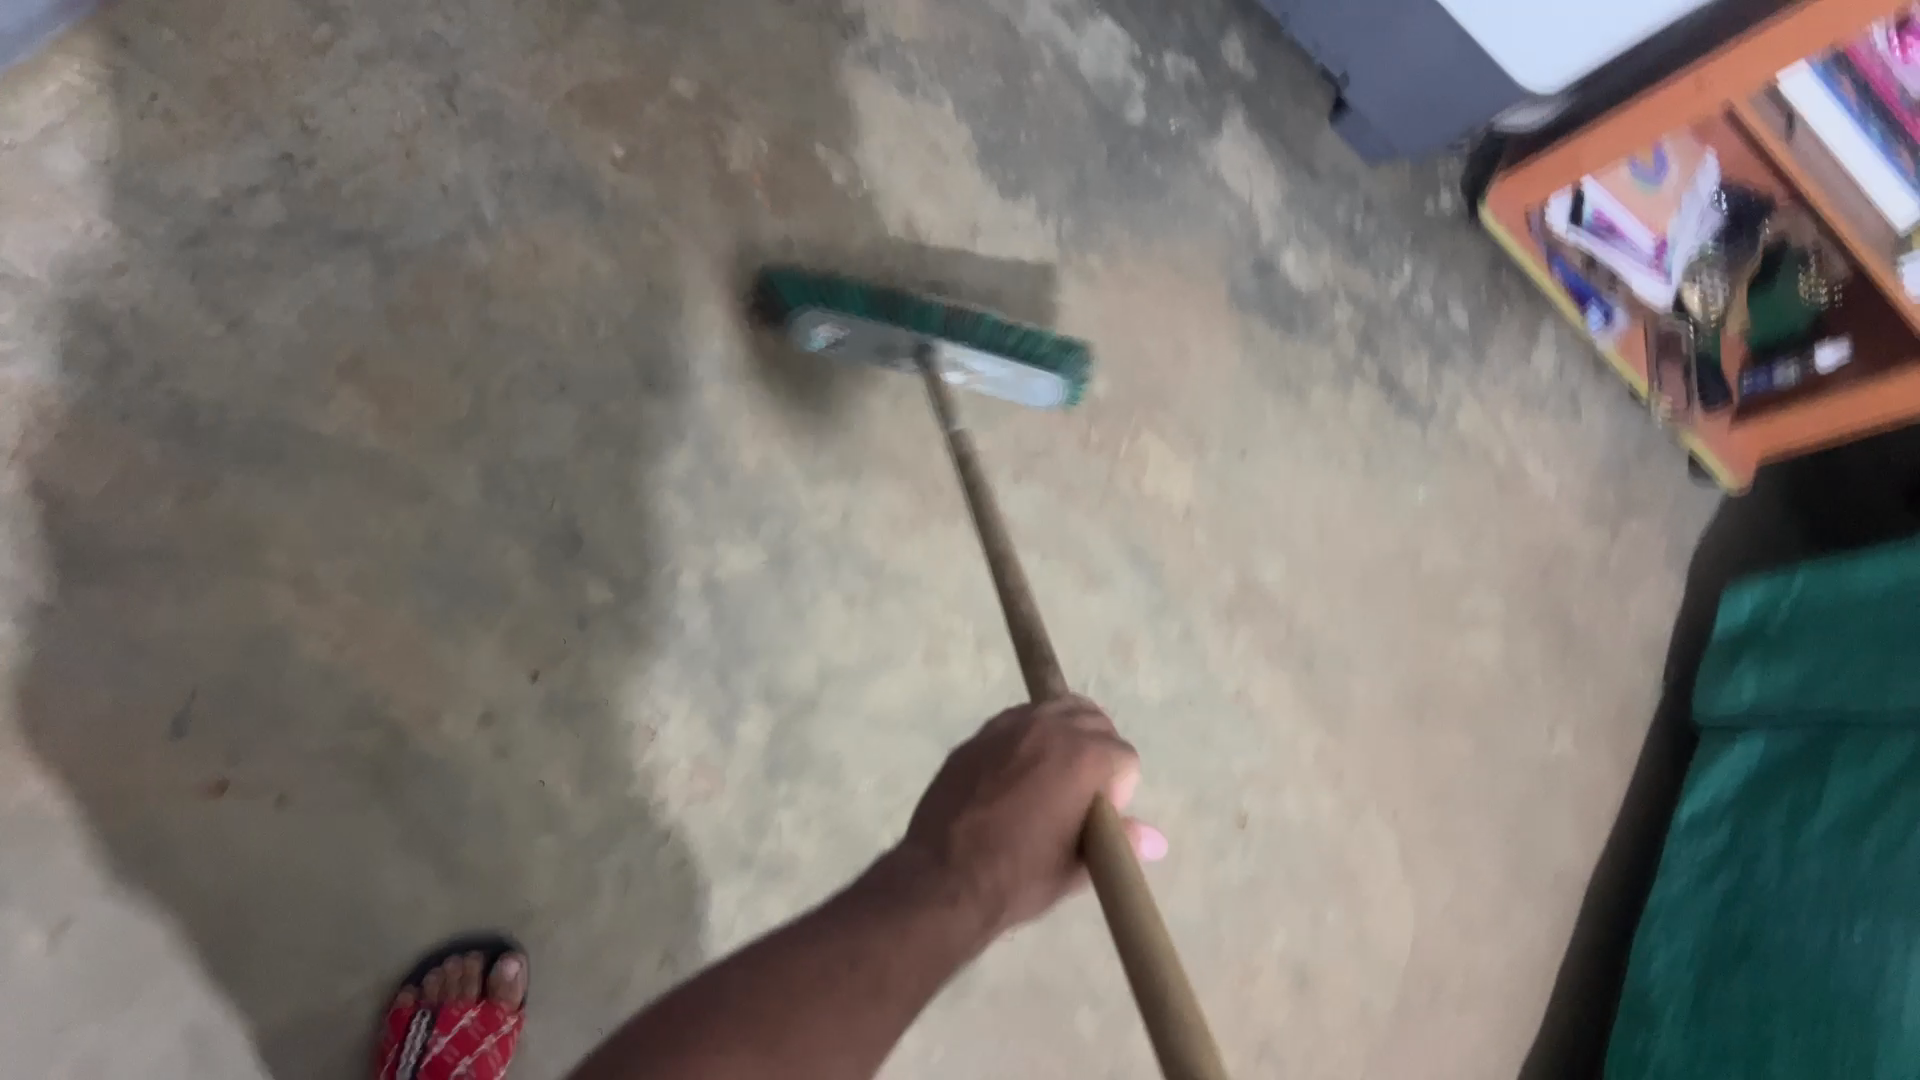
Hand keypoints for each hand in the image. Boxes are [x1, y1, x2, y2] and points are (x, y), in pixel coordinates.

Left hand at [897, 696, 1166, 936]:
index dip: (1118, 790)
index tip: (1098, 818)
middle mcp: (1052, 727)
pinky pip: (1018, 719)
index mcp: (1086, 757)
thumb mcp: (1076, 868)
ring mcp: (1011, 725)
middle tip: (1082, 794)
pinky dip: (1029, 736)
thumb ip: (1119, 842)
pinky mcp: (980, 733)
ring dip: (1065, 734)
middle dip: (1098, 752)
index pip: (1125, 756)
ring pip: (1056, 709)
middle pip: (1095, 720)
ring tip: (1053, 776)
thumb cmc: (1018, 877)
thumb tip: (1156, 841)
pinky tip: (1017, 771)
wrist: (942, 876)